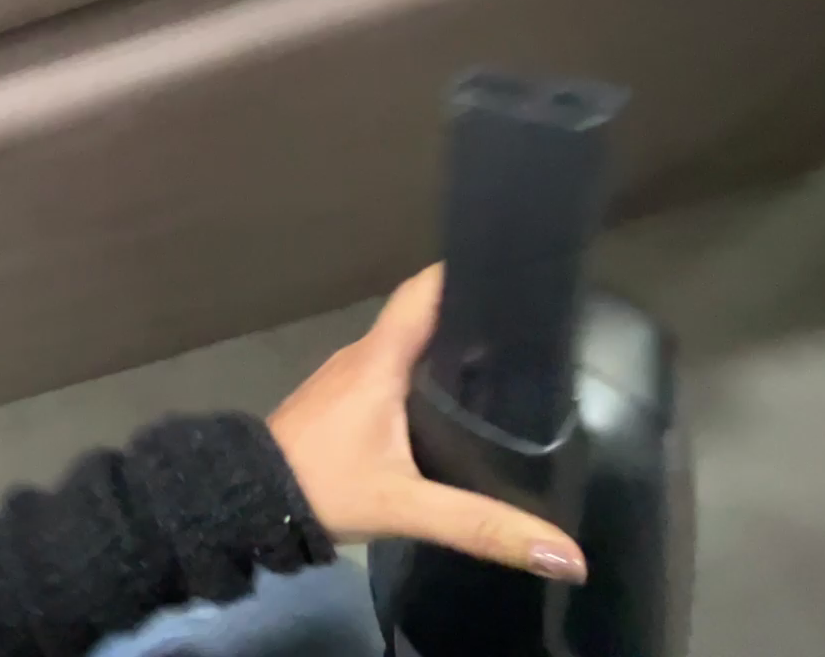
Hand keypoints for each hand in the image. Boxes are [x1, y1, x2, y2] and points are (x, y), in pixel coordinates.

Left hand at [268, 265, 588, 582]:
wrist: (255, 492)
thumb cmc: (324, 484)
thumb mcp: (405, 508)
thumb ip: (482, 526)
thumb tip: (569, 556)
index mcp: (376, 362)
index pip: (417, 299)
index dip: (454, 277)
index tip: (503, 268)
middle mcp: (362, 355)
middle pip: (417, 318)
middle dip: (466, 313)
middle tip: (529, 322)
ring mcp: (348, 372)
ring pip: (403, 344)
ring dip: (444, 343)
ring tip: (506, 355)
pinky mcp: (342, 393)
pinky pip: (390, 365)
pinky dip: (423, 367)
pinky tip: (454, 394)